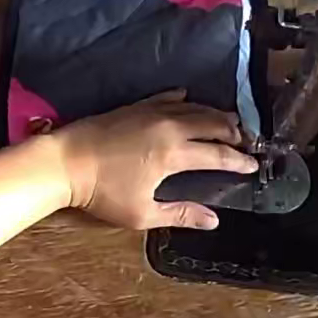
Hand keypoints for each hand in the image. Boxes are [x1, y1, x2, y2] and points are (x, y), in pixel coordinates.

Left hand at [47, 91, 258, 229]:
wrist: (64, 162)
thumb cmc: (102, 193)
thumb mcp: (142, 213)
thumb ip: (179, 214)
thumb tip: (213, 220)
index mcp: (175, 154)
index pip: (218, 155)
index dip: (239, 160)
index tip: (253, 165)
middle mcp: (169, 127)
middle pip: (213, 124)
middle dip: (234, 133)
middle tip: (247, 142)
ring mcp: (151, 112)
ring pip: (194, 108)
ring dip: (215, 114)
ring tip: (228, 122)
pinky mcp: (135, 106)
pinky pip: (167, 97)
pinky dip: (183, 99)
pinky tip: (188, 99)